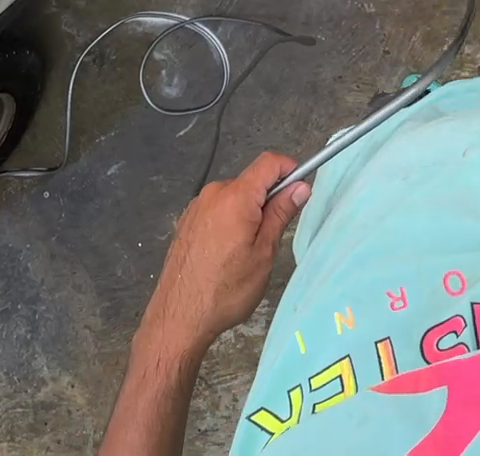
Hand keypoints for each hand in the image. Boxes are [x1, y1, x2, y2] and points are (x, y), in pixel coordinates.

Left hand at [137, 153, 311, 358]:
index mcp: (235, 197)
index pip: (269, 162)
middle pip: (251, 181)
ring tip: (245, 252)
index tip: (299, 190)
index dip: (289, 169)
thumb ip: (281, 214)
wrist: (178, 317)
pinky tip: (225, 253)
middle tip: (271, 237)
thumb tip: (300, 187)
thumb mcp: (263, 253)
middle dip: (267, 200)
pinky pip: (217, 209)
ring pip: (234, 197)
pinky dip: (229, 221)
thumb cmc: (226, 290)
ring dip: (247, 213)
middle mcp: (213, 193)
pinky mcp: (187, 220)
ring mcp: (197, 206)